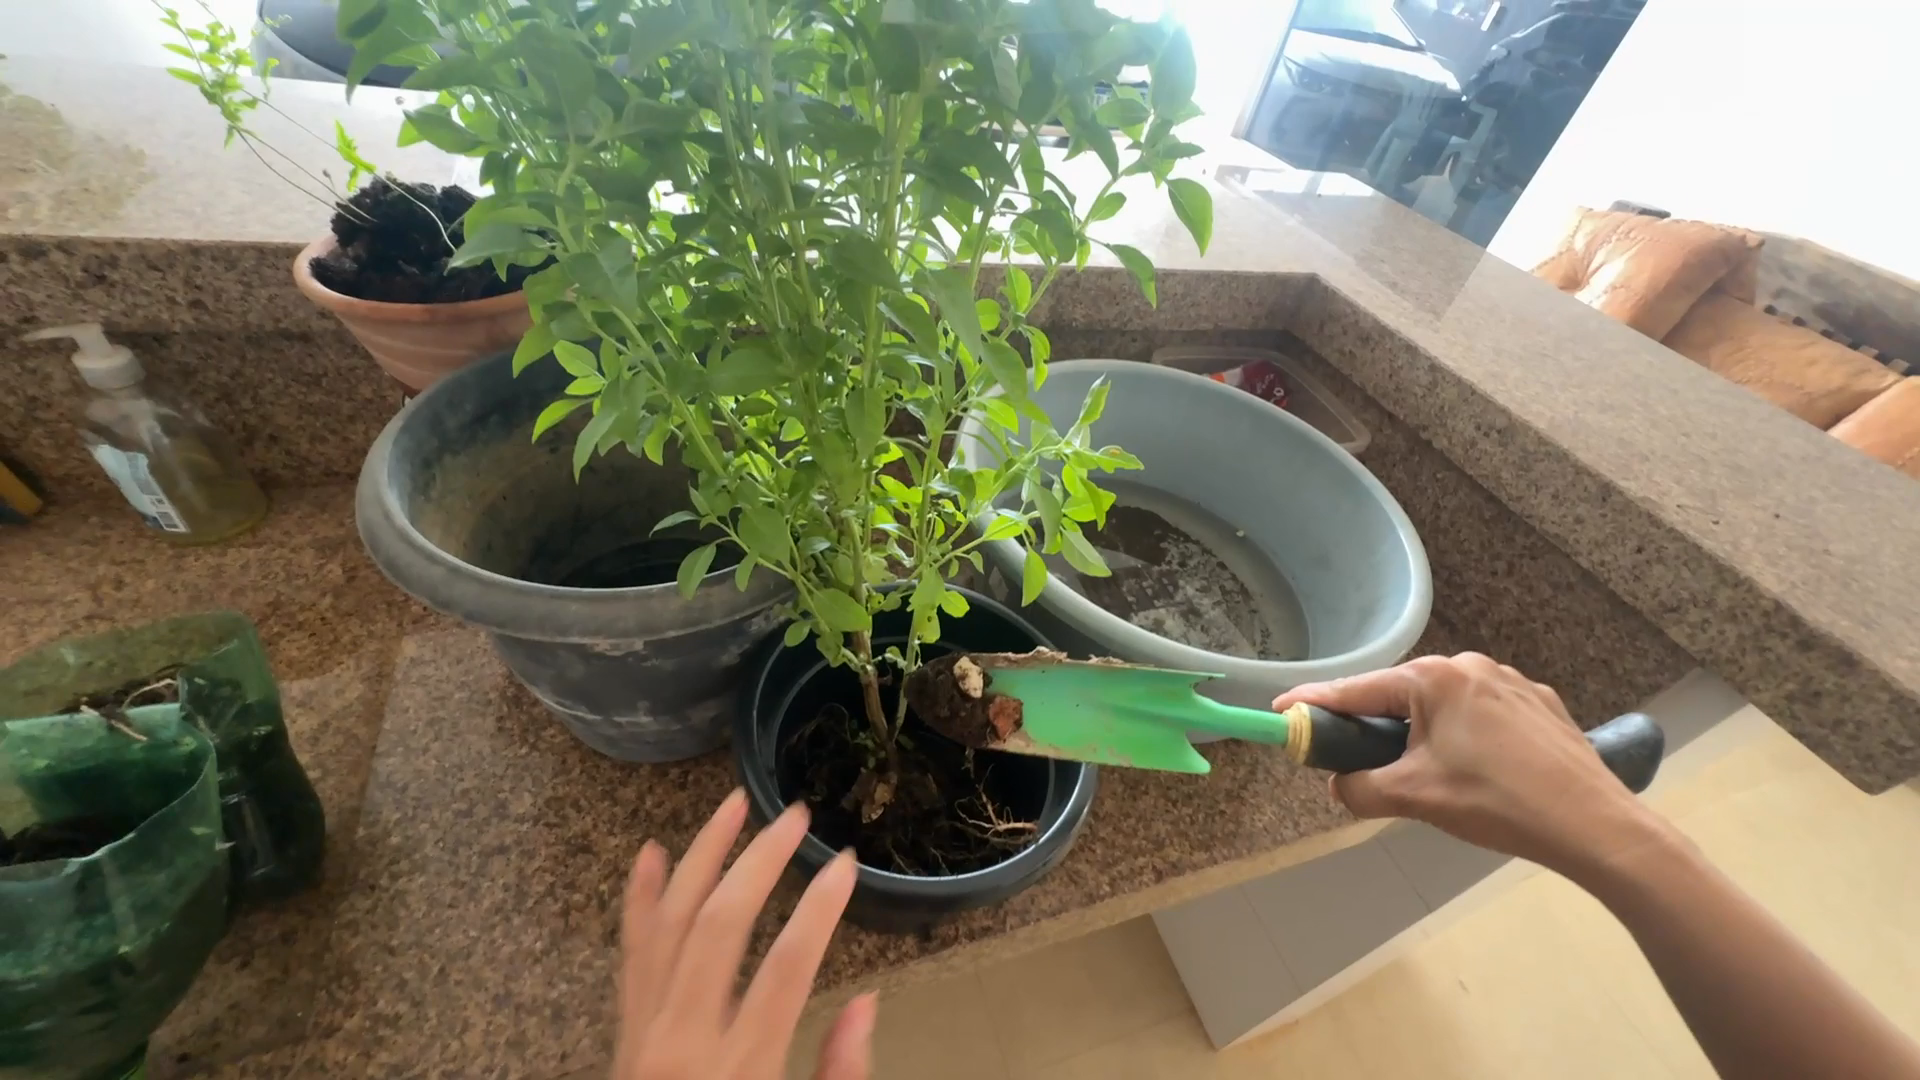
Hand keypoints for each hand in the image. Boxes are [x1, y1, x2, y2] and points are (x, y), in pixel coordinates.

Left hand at [613, 789, 876, 1079]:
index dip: (820, 909)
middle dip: (760, 860)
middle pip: (721, 925)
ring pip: (670, 921)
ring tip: (732, 803)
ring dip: (702, 855)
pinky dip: (639, 899)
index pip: (787, 970)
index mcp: (740, 1070)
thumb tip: (868, 1003)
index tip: (846, 862)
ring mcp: (643, 1031)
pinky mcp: (623, 1030)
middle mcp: (682, 1041)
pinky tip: (652, 851)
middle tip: (795, 815)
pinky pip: (630, 952)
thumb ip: (838, 1078)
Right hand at [1273, 653, 1658, 871]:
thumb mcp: (1413, 798)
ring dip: (1417, 727)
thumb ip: (1358, 789)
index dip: (1313, 702)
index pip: (1355, 690)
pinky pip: (1478, 710)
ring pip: (1439, 701)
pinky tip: (1473, 764)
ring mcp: (1509, 681)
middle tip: (1353, 752)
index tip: (1281, 710)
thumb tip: (1339, 787)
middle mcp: (1468, 666)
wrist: (1602, 830)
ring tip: (1421, 766)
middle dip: (1371, 720)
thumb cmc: (1497, 804)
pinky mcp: (1540, 702)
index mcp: (1432, 680)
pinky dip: (1460, 731)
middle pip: (1397, 693)